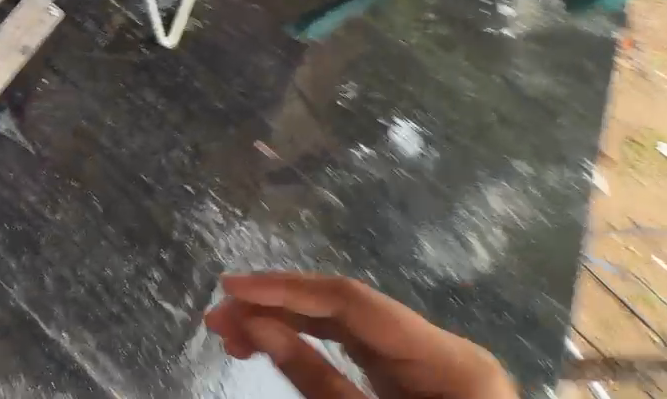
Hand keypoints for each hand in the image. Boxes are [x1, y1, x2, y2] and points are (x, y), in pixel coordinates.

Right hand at [205, 272, 516, 398]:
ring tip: (232, 335)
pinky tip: (272, 342)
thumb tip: (252, 322)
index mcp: (448, 358)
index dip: (284, 288)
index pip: (349, 300)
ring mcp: (429, 362)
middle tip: (218, 321)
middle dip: (273, 308)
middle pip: (341, 308)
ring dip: (282, 323)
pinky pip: (353, 346)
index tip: (227, 287)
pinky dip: (309, 342)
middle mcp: (439, 347)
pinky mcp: (417, 379)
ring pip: (341, 324)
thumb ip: (316, 379)